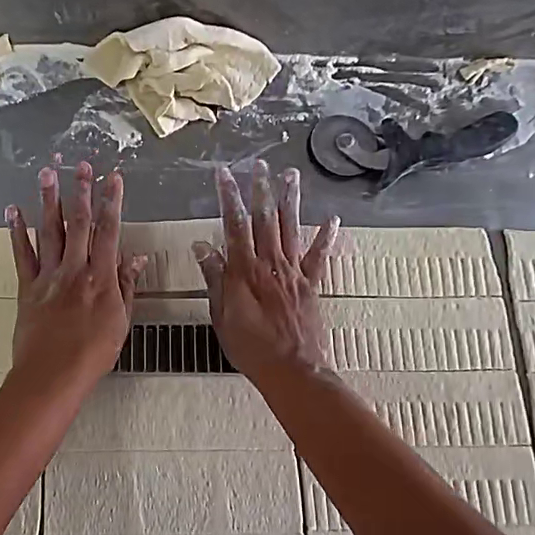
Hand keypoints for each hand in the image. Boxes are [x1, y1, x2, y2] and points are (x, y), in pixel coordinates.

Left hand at [6, 162, 144, 388]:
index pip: (110, 231)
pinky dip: (16, 231)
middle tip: (80, 165)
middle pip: (79, 223)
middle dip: (81, 191)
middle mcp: (75, 270)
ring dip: (49, 200)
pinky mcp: (28, 287)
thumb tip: (135, 259)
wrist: (52, 375)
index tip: (113, 179)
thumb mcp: (121, 321)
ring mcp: (49, 277)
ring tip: (47, 173)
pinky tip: (13, 211)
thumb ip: (126, 286)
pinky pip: (22, 254)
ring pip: (50, 230)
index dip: (112, 202)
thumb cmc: (91, 353)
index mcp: (101, 278)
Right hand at [192, 162, 339, 379]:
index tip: (224, 174)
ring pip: (291, 229)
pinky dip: (326, 238)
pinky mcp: (311, 286)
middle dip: (261, 190)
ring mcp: (294, 274)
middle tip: (260, 165)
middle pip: (265, 220)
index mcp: (246, 271)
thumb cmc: (251, 347)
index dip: (229, 197)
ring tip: (291, 176)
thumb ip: (215, 279)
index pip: (234, 225)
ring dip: (290, 201)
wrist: (292, 369)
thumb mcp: (222, 316)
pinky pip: (319, 257)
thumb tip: (202, 246)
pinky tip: (332, 219)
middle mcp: (271, 265)